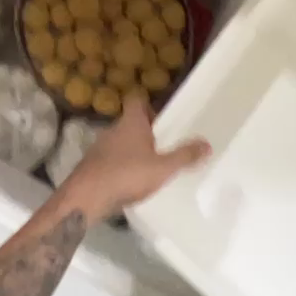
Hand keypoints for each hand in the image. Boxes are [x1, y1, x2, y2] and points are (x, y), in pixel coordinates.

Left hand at [58, 97, 210, 222]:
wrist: (88, 195)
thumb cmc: (127, 173)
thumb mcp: (163, 167)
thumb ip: (184, 156)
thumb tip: (207, 144)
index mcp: (131, 122)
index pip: (137, 100)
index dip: (149, 106)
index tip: (162, 121)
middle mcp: (114, 129)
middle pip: (130, 122)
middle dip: (145, 132)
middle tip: (163, 147)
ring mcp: (100, 146)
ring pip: (120, 141)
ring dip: (133, 150)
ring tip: (150, 167)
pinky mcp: (93, 164)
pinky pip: (111, 159)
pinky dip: (122, 165)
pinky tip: (131, 182)